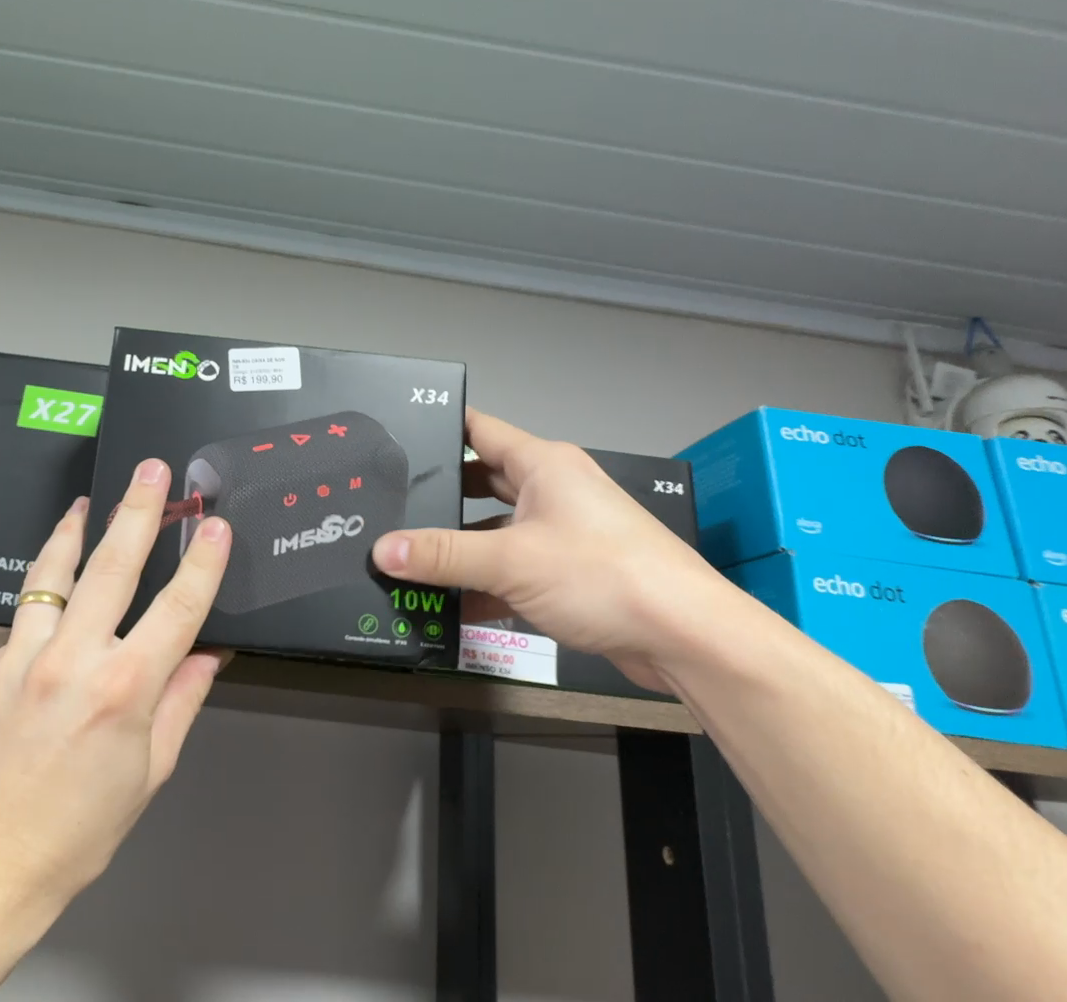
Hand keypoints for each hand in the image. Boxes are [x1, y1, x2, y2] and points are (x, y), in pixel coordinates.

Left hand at [0, 458, 231, 903]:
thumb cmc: (82, 826)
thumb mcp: (152, 768)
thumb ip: (182, 699)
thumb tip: (208, 654)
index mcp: (125, 691)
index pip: (178, 609)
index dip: (202, 563)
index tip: (214, 526)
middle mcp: (74, 662)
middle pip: (113, 567)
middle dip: (139, 512)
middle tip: (153, 471)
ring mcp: (26, 657)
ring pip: (55, 573)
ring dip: (76, 530)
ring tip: (90, 500)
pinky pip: (28, 607)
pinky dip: (47, 580)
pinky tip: (58, 570)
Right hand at [372, 408, 737, 693]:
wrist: (683, 636)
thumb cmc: (604, 575)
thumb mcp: (510, 561)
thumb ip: (442, 556)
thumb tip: (382, 551)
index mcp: (543, 465)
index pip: (479, 431)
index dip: (438, 430)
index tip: (394, 444)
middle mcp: (553, 491)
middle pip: (481, 484)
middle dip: (438, 500)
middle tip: (389, 511)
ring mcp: (562, 533)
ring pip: (495, 533)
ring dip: (458, 550)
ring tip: (406, 562)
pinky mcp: (569, 574)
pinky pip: (512, 571)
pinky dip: (482, 587)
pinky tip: (448, 608)